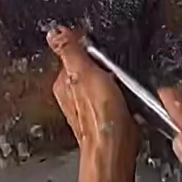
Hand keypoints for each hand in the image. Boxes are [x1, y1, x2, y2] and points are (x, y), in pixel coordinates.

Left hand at [47, 27, 136, 180]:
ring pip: (102, 83)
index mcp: (63, 84)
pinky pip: (115, 98)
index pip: (71, 54)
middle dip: (101, 63)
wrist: (116, 150)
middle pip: (88, 68)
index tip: (99, 45)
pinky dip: (121, 95)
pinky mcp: (107, 118)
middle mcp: (73, 97)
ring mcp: (90, 108)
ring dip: (113, 78)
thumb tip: (54, 31)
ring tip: (123, 81)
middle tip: (114, 65)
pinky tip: (128, 98)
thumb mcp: (84, 73)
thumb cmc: (100, 117)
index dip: (86, 45)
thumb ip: (69, 50)